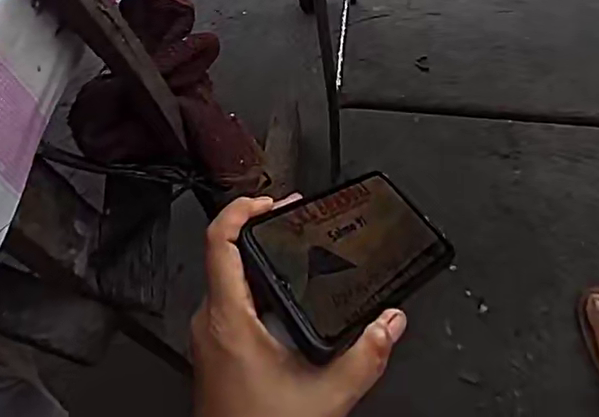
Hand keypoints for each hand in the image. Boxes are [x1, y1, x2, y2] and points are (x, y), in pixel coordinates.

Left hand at [191, 195, 406, 416]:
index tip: (267, 201)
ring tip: (287, 248)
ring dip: (255, 256)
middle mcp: (210, 320)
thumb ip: (364, 357)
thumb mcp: (326, 398)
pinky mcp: (214, 349)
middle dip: (257, 227)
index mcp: (228, 318)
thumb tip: (390, 323)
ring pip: (225, 276)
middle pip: (223, 251)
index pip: (217, 240)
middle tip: (287, 217)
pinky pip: (227, 299)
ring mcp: (208, 335)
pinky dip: (252, 284)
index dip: (240, 209)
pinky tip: (280, 295)